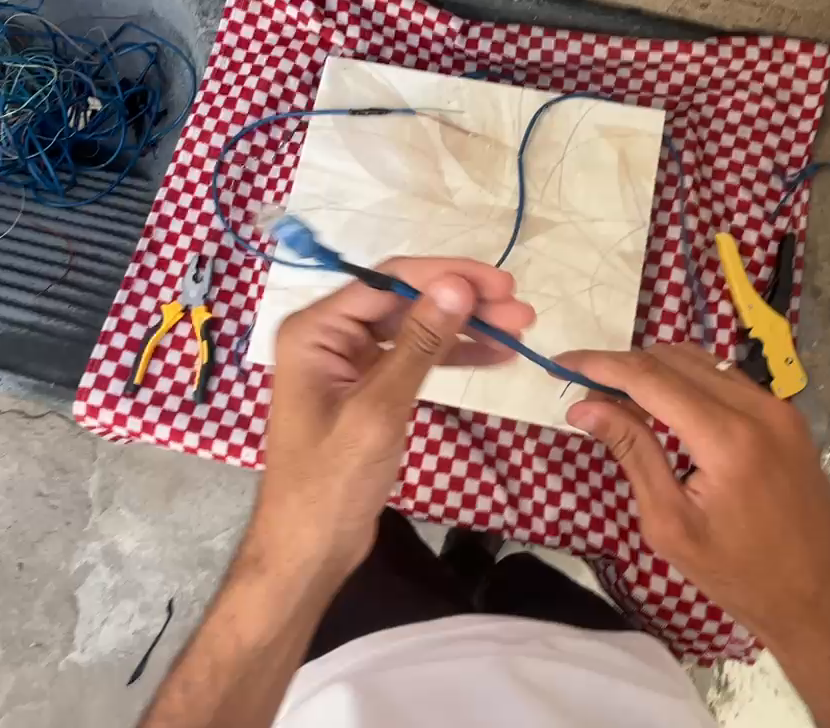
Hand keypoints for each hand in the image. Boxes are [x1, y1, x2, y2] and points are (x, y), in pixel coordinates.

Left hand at [254, 258, 534, 583]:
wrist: (310, 552)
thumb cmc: (331, 482)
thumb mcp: (379, 409)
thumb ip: (420, 344)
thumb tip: (458, 286)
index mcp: (316, 329)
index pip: (388, 283)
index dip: (445, 277)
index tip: (499, 285)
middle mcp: (330, 334)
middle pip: (406, 301)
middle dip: (463, 302)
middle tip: (519, 308)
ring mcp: (350, 360)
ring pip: (416, 327)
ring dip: (466, 327)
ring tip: (520, 328)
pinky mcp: (369, 385)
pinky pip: (415, 358)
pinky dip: (453, 356)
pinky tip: (495, 355)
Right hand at [561, 345, 829, 725]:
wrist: (827, 605)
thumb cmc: (741, 577)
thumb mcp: (671, 525)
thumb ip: (631, 452)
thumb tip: (584, 407)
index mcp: (727, 437)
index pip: (647, 377)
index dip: (597, 365)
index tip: (558, 364)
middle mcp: (756, 407)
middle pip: (670, 357)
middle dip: (620, 364)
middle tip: (584, 388)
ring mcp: (777, 406)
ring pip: (698, 358)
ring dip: (652, 367)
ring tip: (617, 395)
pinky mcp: (786, 414)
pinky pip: (723, 375)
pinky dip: (685, 377)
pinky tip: (663, 403)